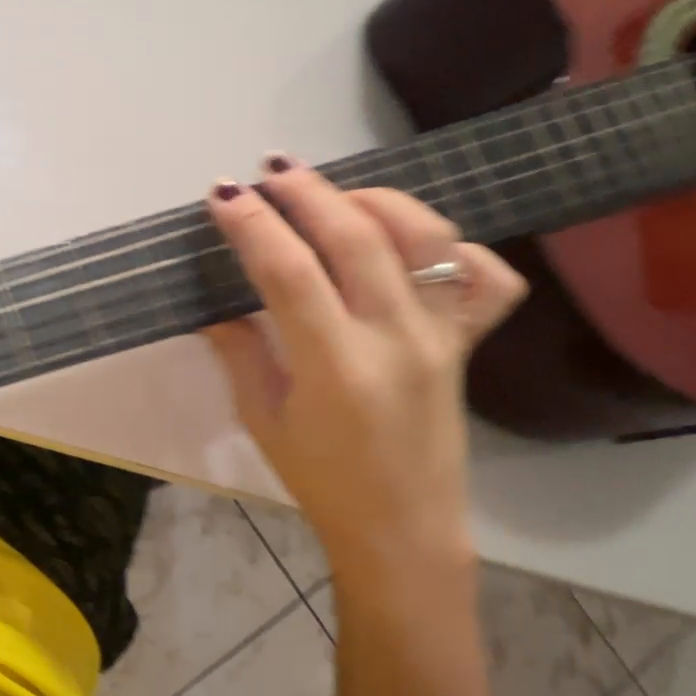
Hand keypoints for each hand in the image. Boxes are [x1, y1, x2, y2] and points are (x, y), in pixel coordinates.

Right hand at [200, 157, 526, 581]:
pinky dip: (449, 244)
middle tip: (268, 171)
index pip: (287, 272)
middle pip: (354, 238)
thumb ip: (240, 352)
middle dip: (306, 194)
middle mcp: (396, 338)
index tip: (221, 196)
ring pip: (422, 238)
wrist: (402, 523)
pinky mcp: (467, 340)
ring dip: (372, 200)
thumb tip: (215, 304)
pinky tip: (408, 244)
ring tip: (330, 192)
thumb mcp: (262, 418)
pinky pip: (480, 275)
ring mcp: (441, 335)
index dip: (251, 226)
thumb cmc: (318, 478)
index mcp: (334, 365)